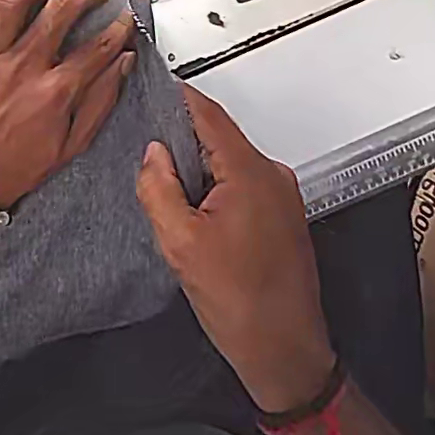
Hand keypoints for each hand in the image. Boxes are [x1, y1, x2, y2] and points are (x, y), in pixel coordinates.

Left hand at [0, 0, 136, 267]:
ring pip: (13, 0)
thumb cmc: (15, 165)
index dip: (118, 27)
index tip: (124, 19)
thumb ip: (101, 100)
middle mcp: (22, 69)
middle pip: (60, 10)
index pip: (97, 46)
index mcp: (53, 94)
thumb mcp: (71, 144)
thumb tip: (122, 64)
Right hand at [136, 86, 335, 413]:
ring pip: (229, 161)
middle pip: (219, 136)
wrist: (284, 350)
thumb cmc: (243, 304)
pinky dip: (216, 185)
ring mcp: (281, 196)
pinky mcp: (281, 214)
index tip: (158, 84)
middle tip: (151, 151)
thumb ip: (159, 188)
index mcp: (250, 174)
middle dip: (183, 139)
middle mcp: (272, 177)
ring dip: (199, 166)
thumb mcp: (180, 242)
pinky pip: (242, 181)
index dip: (180, 97)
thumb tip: (153, 154)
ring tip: (172, 191)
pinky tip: (197, 212)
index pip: (209, 115)